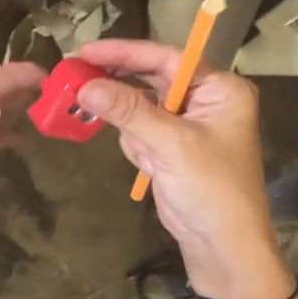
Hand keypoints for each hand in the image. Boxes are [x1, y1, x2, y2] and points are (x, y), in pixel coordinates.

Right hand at [72, 40, 292, 298]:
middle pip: (150, 79)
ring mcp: (186, 125)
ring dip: (128, 124)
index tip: (84, 51)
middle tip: (75, 76)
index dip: (124, 53)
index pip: (166, 58)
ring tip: (133, 144)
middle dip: (119, 87)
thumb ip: (127, 110)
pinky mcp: (170, 147)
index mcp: (219, 89)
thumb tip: (83, 85)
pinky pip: (139, 131)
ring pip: (139, 106)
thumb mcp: (169, 144)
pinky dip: (134, 144)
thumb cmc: (210, 189)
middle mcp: (204, 100)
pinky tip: (148, 166)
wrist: (222, 246)